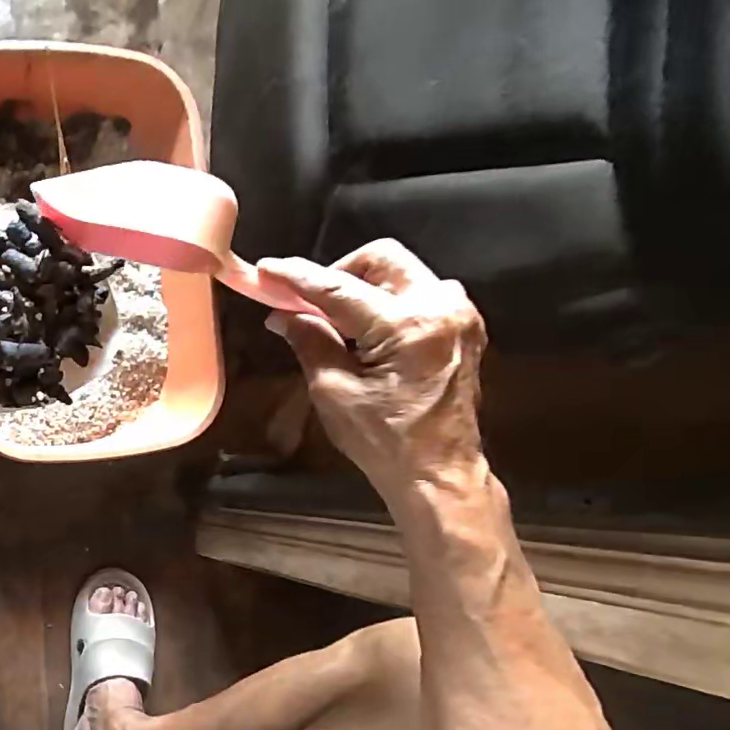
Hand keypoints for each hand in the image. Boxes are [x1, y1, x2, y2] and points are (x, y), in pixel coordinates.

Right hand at [260, 240, 487, 502]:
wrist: (439, 471)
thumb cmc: (382, 439)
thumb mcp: (332, 391)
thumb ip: (310, 342)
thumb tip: (283, 315)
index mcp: (406, 326)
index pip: (338, 288)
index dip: (297, 276)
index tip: (267, 268)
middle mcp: (440, 308)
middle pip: (381, 259)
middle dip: (338, 271)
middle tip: (308, 302)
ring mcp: (458, 315)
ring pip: (401, 273)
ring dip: (362, 286)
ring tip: (334, 321)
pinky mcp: (462, 327)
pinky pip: (418, 293)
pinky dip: (384, 301)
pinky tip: (364, 330)